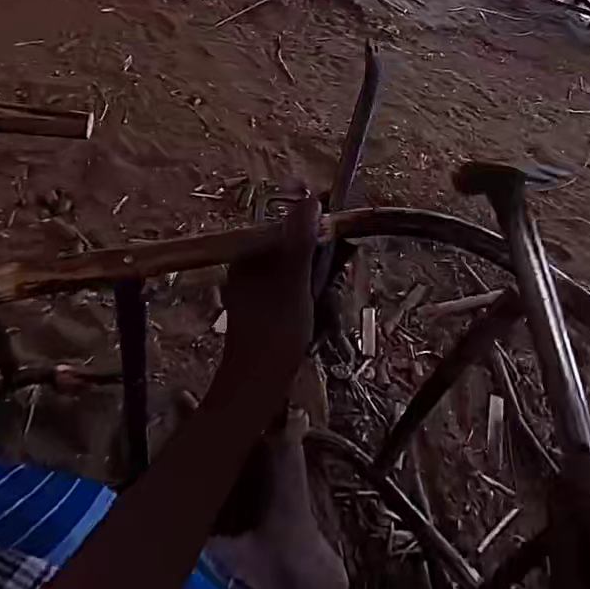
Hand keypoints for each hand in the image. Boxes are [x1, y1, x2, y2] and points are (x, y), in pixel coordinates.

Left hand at [216, 197, 318, 393]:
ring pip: (297, 270)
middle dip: (318, 264)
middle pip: (295, 248)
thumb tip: (311, 200)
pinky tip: (313, 319)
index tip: (340, 240)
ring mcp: (255, 286)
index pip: (288, 226)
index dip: (317, 230)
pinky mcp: (263, 307)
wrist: (255, 388)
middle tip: (326, 289)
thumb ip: (301, 241)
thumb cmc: (275, 333)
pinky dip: (307, 300)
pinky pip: (292, 290)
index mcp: (250, 252)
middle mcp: (249, 264)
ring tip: (321, 309)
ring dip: (315, 284)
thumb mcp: (294, 283)